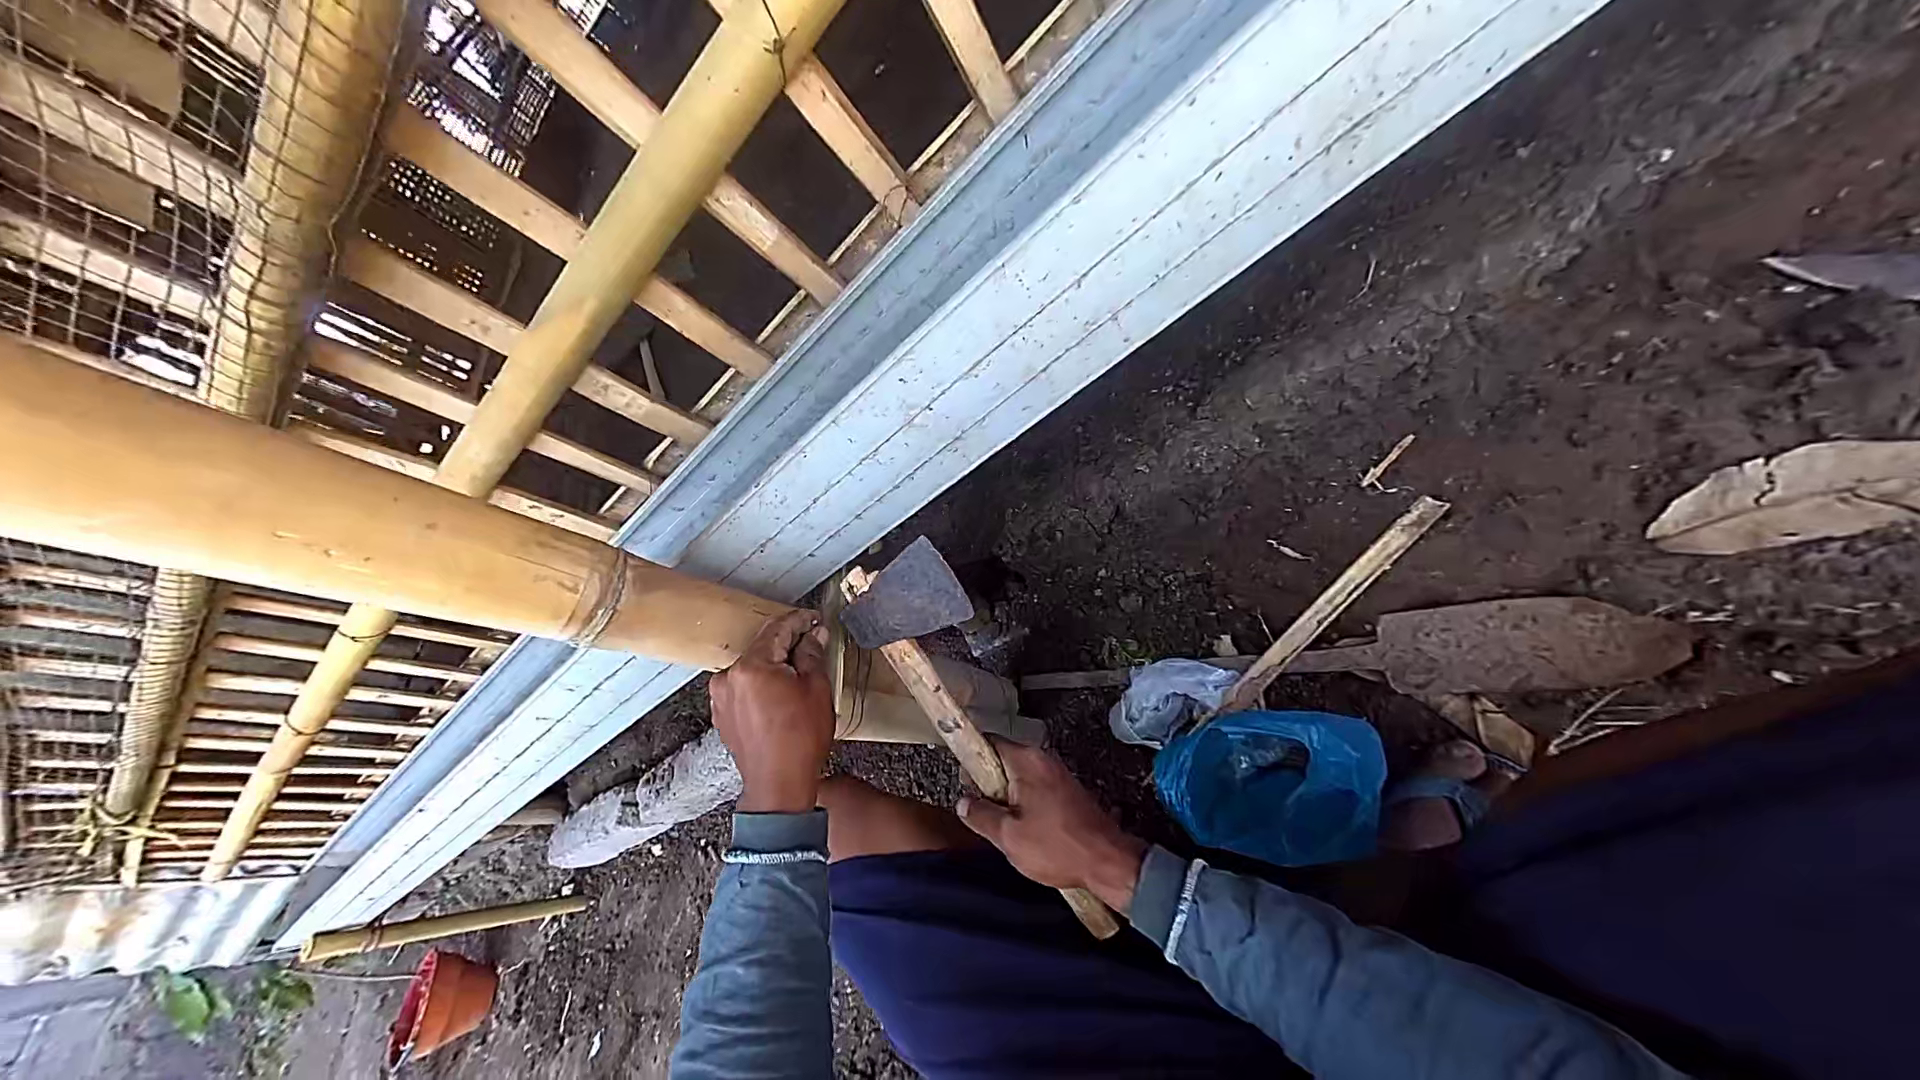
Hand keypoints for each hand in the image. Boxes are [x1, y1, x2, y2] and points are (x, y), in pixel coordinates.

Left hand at [710, 610, 833, 813]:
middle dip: (789, 642)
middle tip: (814, 641)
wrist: (778, 786)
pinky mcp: (723, 713)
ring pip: (754, 666)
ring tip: (801, 671)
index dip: (800, 620)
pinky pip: (745, 686)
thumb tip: (814, 636)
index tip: (814, 619)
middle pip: (763, 646)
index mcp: (751, 667)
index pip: (778, 629)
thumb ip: (812, 654)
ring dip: (776, 663)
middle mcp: (729, 677)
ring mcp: (722, 697)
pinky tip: (783, 692)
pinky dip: (763, 682)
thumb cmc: (799, 741)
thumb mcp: (816, 689)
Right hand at [957, 738, 1147, 912]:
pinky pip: (1036, 789)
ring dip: (1008, 799)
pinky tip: (1029, 831)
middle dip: (990, 786)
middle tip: (987, 814)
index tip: (965, 783)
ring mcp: (1057, 774)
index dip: (971, 761)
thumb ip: (980, 815)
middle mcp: (1043, 760)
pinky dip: (1027, 805)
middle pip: (1003, 761)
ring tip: (1009, 828)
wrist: (1107, 862)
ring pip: (1019, 778)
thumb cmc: (1060, 847)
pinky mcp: (1066, 790)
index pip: (989, 742)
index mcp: (1026, 761)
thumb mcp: (1008, 836)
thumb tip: (964, 804)